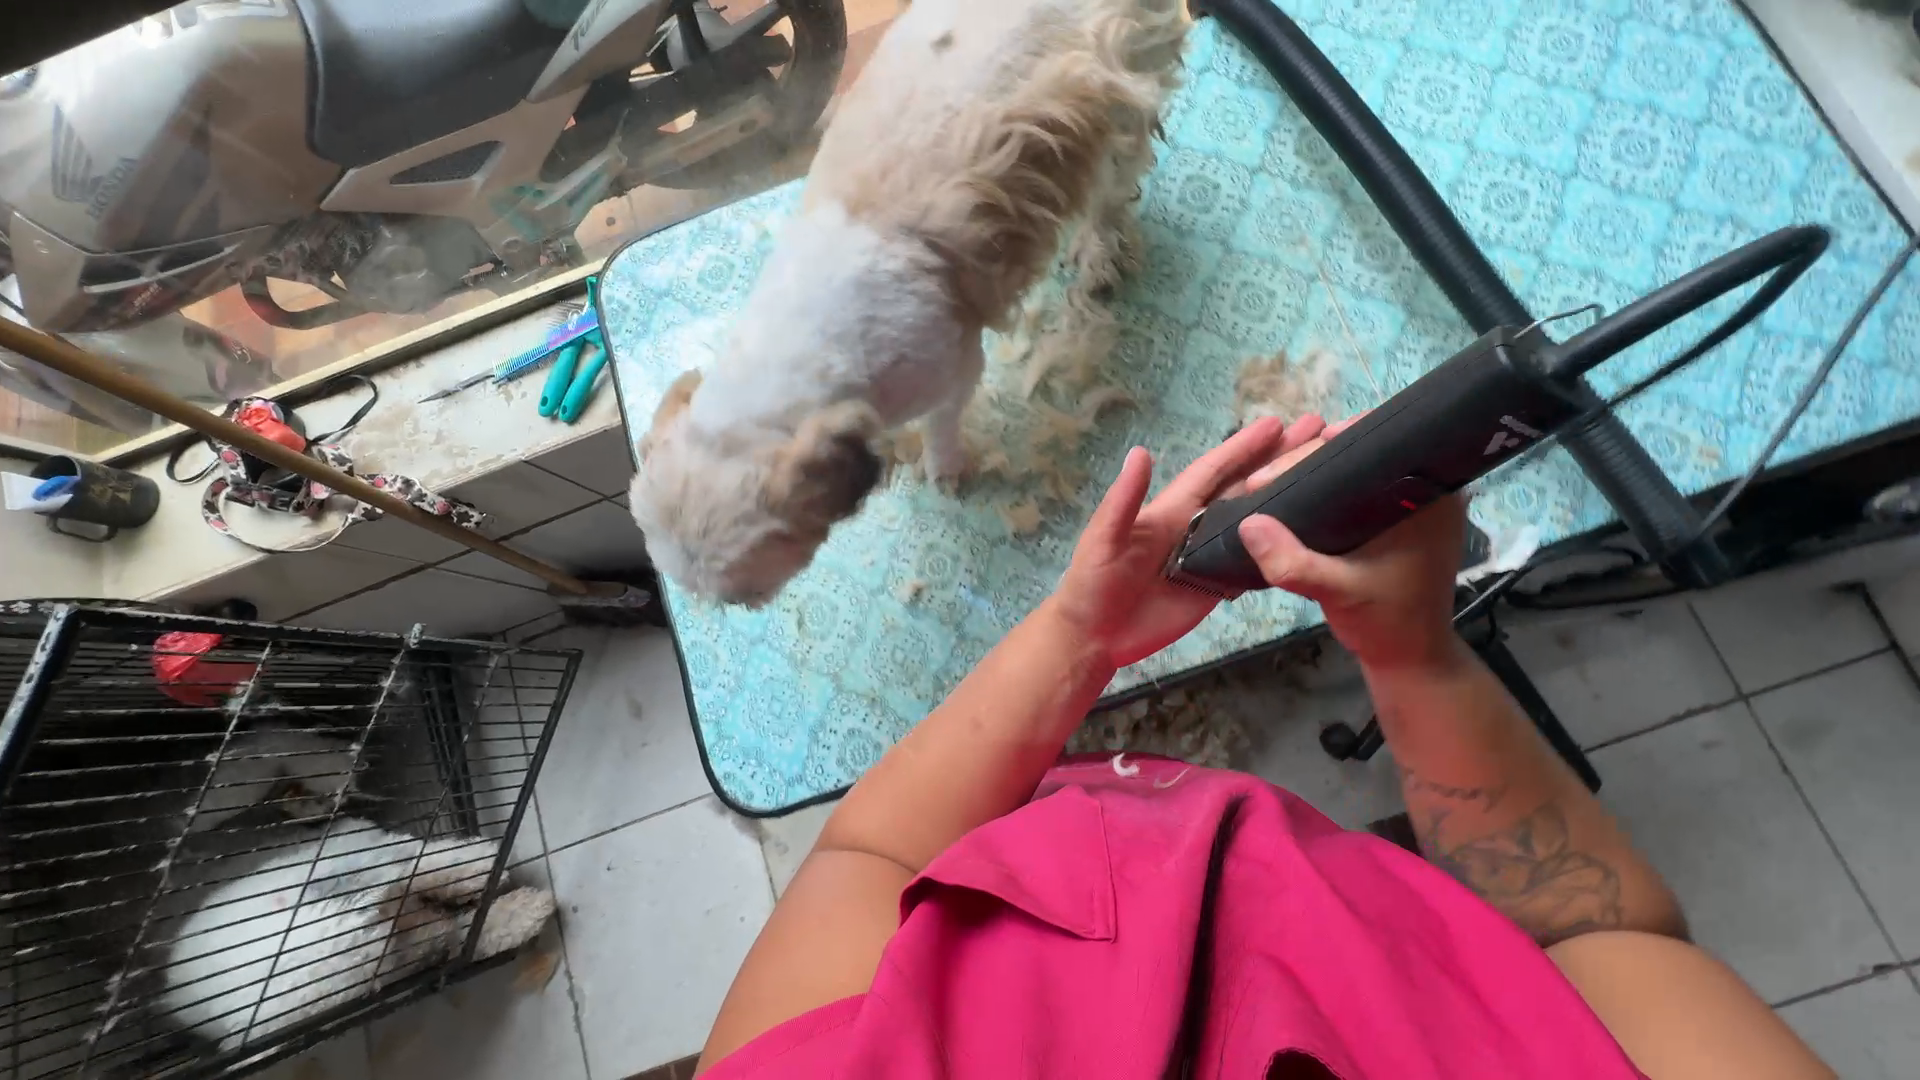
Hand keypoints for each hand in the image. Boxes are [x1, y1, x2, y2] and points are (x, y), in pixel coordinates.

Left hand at [1048, 415, 1329, 668]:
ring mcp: (1208, 557)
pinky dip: (1277, 546)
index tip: (1277, 423)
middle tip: (1317, 434)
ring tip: (1324, 478)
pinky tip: (1308, 536)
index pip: (1213, 472)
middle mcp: (1194, 527)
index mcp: (1170, 510)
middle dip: (1277, 460)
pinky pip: (1252, 561)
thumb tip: (1141, 452)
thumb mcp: (1103, 538)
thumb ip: (1124, 500)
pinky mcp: (1215, 587)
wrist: (1095, 635)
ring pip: (1253, 521)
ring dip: (1284, 499)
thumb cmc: (1093, 582)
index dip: (1242, 447)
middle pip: (1243, 488)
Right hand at [1235, 419, 1466, 672]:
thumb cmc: (1384, 620)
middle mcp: (1422, 488)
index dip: (1325, 446)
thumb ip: (1294, 563)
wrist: (1406, 656)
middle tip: (1263, 478)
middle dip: (1306, 460)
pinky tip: (1288, 496)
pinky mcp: (1388, 518)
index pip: (1374, 446)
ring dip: (1309, 473)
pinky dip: (1320, 490)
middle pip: (1358, 453)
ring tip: (1268, 483)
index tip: (1281, 462)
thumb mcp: (1336, 591)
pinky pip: (1351, 490)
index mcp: (1427, 493)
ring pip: (1351, 470)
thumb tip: (1248, 524)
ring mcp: (1405, 503)